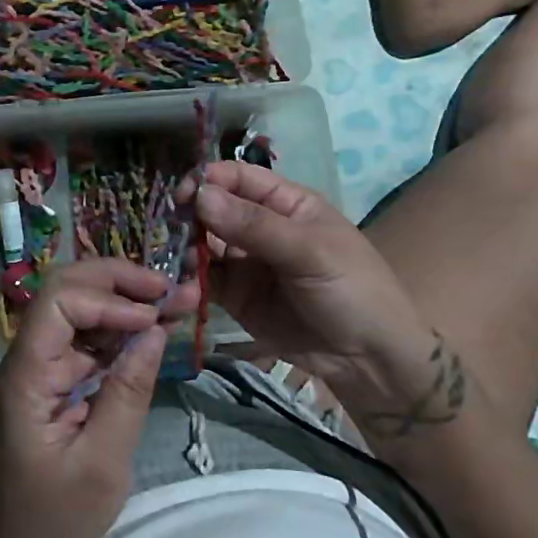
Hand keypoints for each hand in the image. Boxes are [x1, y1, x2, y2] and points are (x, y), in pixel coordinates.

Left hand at [0, 259, 197, 537]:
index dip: (106, 298)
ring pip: (82, 309)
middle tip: (170, 286)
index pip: (57, 304)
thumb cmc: (55, 517)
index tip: (151, 318)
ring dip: (128, 299)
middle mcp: (31, 358)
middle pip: (66, 290)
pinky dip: (126, 329)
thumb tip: (154, 332)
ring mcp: (45, 366)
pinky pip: (92, 339)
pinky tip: (159, 328)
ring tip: (178, 299)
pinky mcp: (60, 380)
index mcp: (27, 375)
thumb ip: (128, 393)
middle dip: (119, 280)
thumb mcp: (102, 462)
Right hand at [187, 163, 466, 429]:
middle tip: (169, 233)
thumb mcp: (309, 252)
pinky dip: (188, 281)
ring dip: (185, 249)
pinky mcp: (234, 296)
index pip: (238, 177)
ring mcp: (245, 262)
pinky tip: (179, 287)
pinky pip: (204, 280)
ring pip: (202, 244)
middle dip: (189, 216)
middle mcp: (260, 227)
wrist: (368, 360)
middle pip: (213, 209)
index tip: (182, 195)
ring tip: (176, 263)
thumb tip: (200, 196)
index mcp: (286, 203)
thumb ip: (254, 225)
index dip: (208, 180)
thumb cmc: (352, 290)